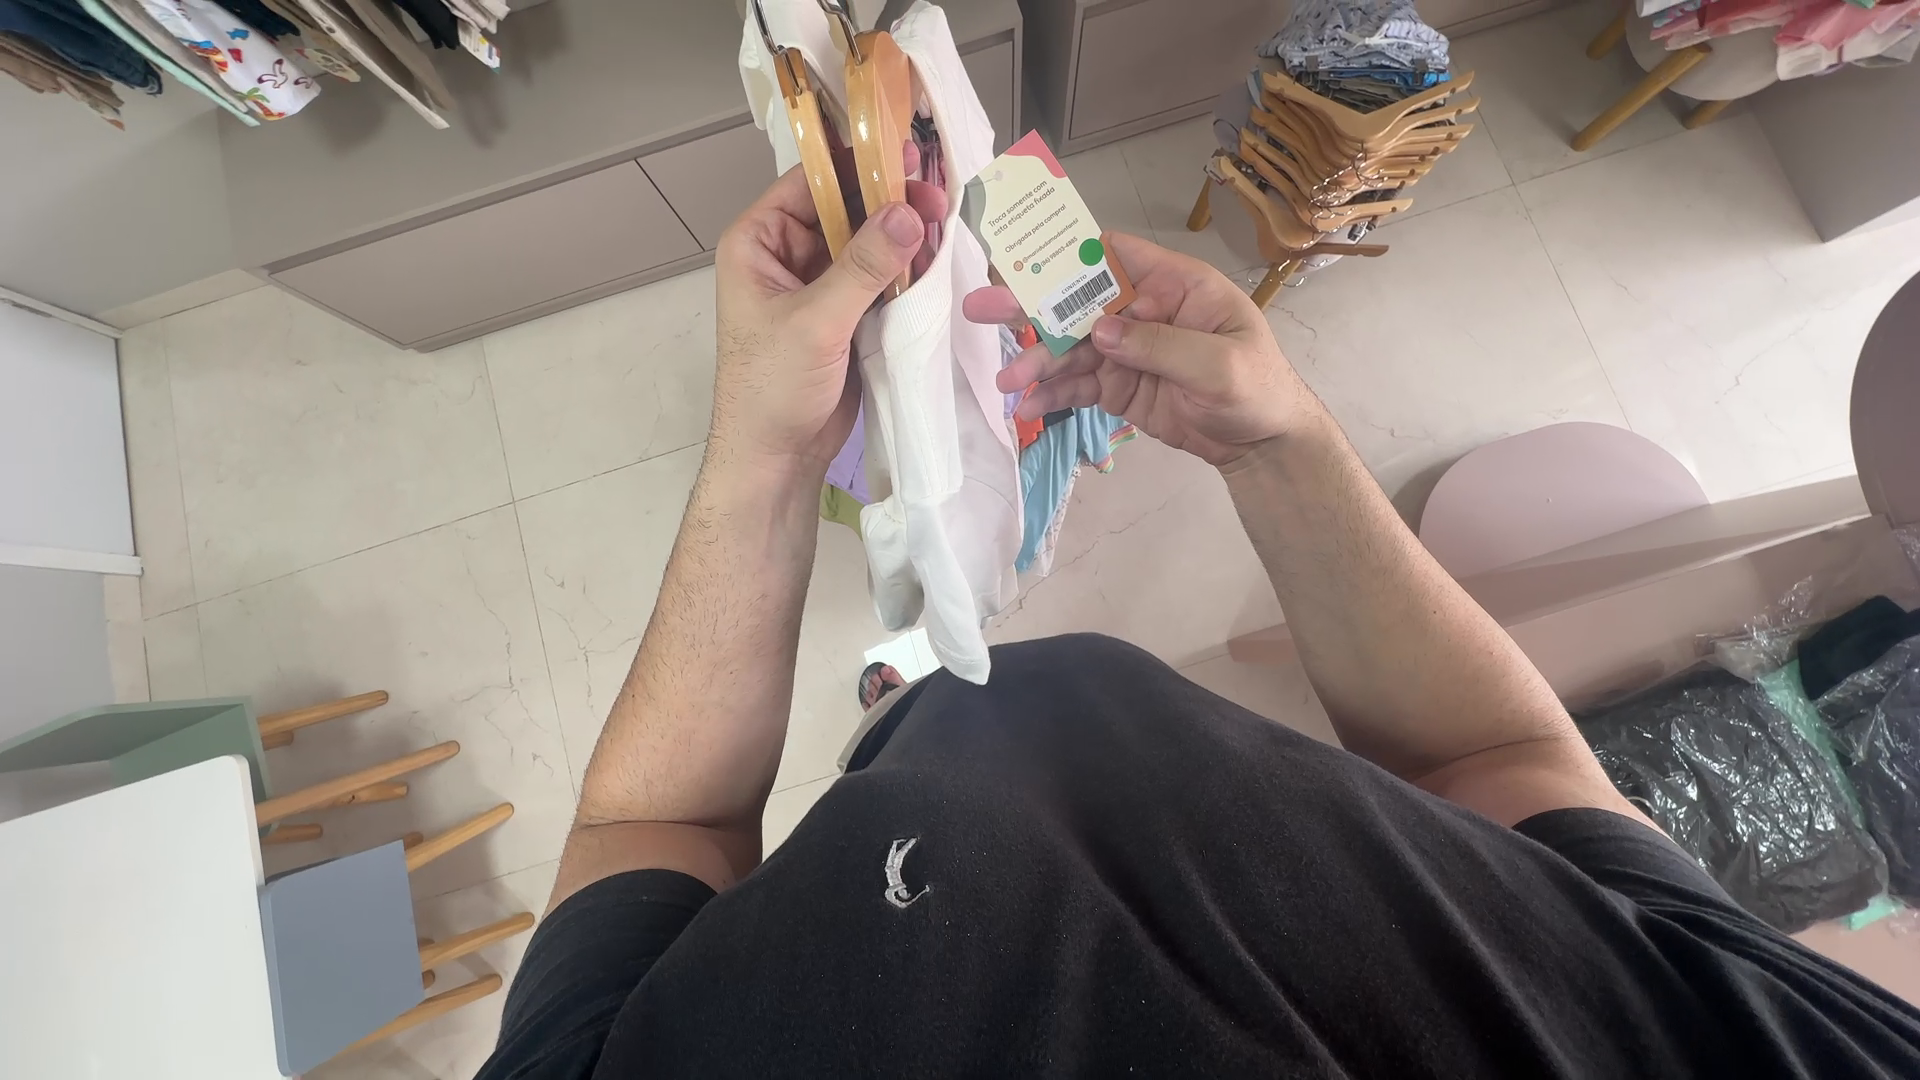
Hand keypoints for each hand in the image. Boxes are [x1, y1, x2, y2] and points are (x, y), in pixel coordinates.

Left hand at [709, 143, 947, 477]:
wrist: (778, 457)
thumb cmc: (773, 387)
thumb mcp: (814, 322)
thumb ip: (862, 267)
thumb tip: (910, 214)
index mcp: (760, 242)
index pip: (812, 183)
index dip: (858, 167)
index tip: (907, 157)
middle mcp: (789, 256)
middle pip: (845, 212)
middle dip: (889, 203)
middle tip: (939, 195)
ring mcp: (821, 288)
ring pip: (867, 248)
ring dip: (903, 238)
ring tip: (947, 222)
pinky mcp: (847, 318)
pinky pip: (879, 283)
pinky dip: (906, 274)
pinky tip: (937, 260)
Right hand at [961, 233, 1314, 467]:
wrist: (1260, 444)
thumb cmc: (1256, 389)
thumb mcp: (1219, 365)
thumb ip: (1160, 346)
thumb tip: (1099, 332)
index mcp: (1174, 286)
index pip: (1115, 258)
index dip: (1070, 256)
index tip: (1026, 262)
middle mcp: (1142, 312)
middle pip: (1079, 304)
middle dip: (1031, 309)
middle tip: (981, 311)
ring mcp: (1125, 351)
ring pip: (1071, 350)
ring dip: (1038, 365)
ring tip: (1006, 384)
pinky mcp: (1117, 386)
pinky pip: (1078, 386)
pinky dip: (1053, 396)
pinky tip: (1029, 407)